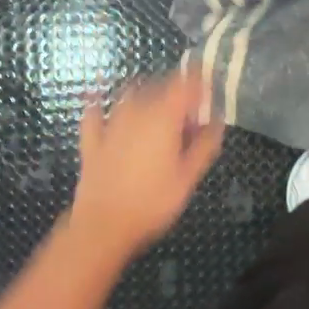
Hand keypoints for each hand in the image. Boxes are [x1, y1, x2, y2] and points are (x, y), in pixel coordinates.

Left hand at [67, 70, 224, 258]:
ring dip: (146, 94)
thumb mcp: (188, 178)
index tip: (209, 90)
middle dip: (177, 92)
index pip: (185, 84)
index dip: (199, 82)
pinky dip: (97, 103)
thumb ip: (204, 146)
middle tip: (191, 112)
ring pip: (130, 95)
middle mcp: (137, 112)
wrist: (103, 226)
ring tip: (158, 107)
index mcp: (164, 118)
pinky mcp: (91, 141)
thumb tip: (217, 122)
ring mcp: (111, 125)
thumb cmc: (152, 203)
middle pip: (159, 87)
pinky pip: (93, 114)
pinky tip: (97, 98)